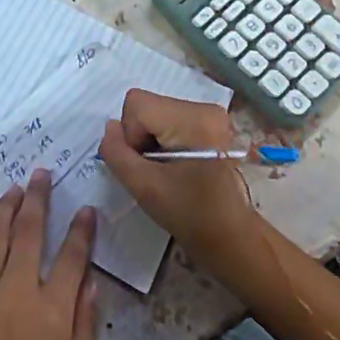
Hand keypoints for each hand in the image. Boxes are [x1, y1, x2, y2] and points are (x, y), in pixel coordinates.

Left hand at [0, 169, 99, 339]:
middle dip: (38, 200)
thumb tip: (89, 281)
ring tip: (14, 190)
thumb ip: (85, 325)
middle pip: (28, 235)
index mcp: (51, 314)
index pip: (71, 257)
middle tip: (42, 174)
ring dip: (3, 211)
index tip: (86, 209)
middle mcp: (14, 295)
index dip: (81, 230)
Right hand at [99, 89, 263, 268]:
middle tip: (153, 169)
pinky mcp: (210, 125)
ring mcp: (211, 115)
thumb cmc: (188, 213)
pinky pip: (169, 120)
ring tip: (164, 168)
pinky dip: (162, 140)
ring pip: (155, 112)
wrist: (229, 235)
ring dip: (149, 139)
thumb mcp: (142, 186)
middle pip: (146, 106)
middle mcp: (206, 108)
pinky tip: (174, 164)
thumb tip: (110, 127)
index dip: (130, 134)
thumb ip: (116, 152)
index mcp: (194, 119)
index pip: (136, 104)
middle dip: (139, 136)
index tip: (145, 164)